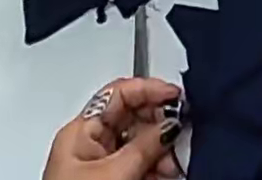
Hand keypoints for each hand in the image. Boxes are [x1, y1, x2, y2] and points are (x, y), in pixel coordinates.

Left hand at [42, 78, 182, 179]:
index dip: (148, 89)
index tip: (175, 95)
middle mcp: (88, 147)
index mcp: (80, 133)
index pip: (118, 94)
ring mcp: (98, 171)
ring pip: (138, 146)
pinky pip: (138, 170)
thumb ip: (144, 146)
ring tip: (178, 159)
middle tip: (181, 129)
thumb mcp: (115, 174)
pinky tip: (170, 174)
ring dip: (162, 151)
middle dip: (158, 124)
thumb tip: (169, 123)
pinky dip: (157, 170)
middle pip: (130, 119)